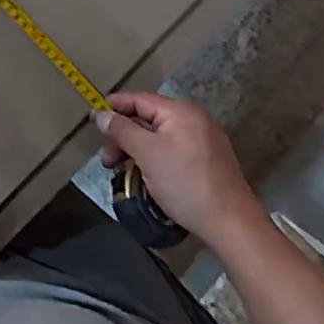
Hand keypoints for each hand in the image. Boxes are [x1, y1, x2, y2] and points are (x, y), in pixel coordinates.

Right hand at [95, 92, 265, 245]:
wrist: (231, 224)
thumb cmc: (185, 183)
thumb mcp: (147, 153)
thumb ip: (122, 130)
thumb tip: (101, 114)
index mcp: (180, 111)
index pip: (138, 99)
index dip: (113, 107)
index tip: (92, 120)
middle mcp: (194, 120)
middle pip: (147, 119)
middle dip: (123, 136)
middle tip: (107, 160)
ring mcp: (203, 141)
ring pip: (158, 137)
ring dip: (135, 150)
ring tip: (123, 172)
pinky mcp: (207, 162)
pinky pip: (171, 151)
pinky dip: (153, 158)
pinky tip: (144, 175)